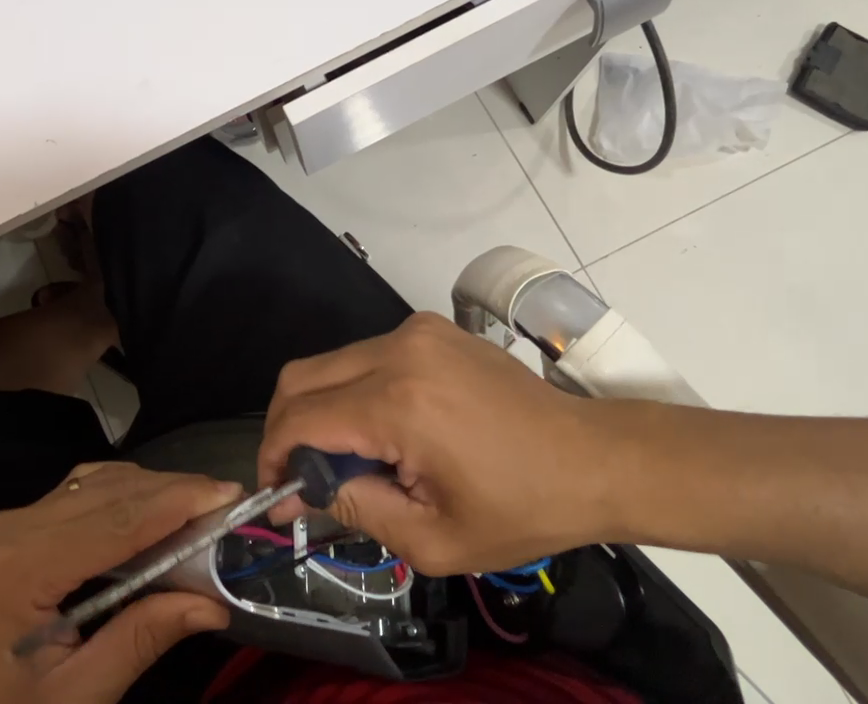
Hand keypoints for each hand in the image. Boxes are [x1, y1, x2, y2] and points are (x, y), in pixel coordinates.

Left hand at [0, 462, 241, 703]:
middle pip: (108, 490)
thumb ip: (141, 640)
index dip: (180, 501)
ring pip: (92, 484)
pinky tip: (150, 514)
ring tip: (200, 507)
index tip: (234, 494)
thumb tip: (213, 604)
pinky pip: (74, 497)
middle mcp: (11, 527)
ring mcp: (6, 526)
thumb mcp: (73, 699)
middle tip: (229, 502)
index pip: (118, 518)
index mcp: (21, 567)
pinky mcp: (7, 534)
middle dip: (173, 490)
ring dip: (149, 490)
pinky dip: (120, 497)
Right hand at [258, 312, 627, 575]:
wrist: (593, 458)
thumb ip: (354, 510)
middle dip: (284, 428)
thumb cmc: (521, 509)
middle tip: (299, 476)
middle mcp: (399, 350)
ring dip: (321, 409)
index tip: (277, 492)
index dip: (274, 455)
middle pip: (301, 376)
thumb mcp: (433, 539)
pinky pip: (365, 355)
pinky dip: (353, 390)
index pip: (300, 417)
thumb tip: (299, 491)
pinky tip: (382, 430)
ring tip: (349, 459)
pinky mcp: (431, 328)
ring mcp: (416, 331)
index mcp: (398, 403)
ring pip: (331, 363)